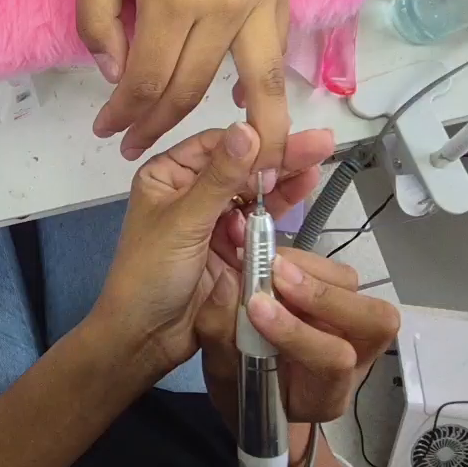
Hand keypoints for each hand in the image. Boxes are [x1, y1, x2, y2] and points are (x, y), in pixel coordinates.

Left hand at [79, 0, 290, 172]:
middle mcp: (227, 6)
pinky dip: (262, 84)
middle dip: (159, 127)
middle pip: (192, 90)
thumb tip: (117, 77)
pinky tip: (244, 102)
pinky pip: (274, 50)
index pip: (148, 81)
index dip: (125, 115)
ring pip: (252, 82)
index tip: (107, 132)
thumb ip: (98, 23)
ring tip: (229, 164)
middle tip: (134, 148)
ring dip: (237, 129)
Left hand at [86, 122, 333, 379]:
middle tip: (321, 143)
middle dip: (278, 155)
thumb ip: (219, 179)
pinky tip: (305, 186)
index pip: (215, 146)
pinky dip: (281, 205)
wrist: (146, 337)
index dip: (252, 139)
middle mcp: (189, 191)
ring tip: (321, 158)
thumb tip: (247, 128)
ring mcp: (212, 219)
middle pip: (239, 167)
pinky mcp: (231, 247)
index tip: (287, 132)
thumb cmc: (150, 273)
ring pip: (253, 191)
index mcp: (166, 175)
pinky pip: (260, 221)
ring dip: (284, 177)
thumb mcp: (184, 222)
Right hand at [195, 247, 399, 426]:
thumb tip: (229, 280)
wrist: (254, 384)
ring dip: (312, 272)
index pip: (333, 363)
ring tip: (268, 265)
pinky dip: (305, 261)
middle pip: (373, 323)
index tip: (255, 306)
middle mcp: (353, 362)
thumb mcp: (219, 370)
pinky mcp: (340, 300)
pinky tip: (273, 265)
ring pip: (356, 290)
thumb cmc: (240, 386)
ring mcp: (351, 328)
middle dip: (323, 295)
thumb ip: (220, 331)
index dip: (296, 332)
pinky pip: (337, 273)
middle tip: (274, 273)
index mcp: (324, 395)